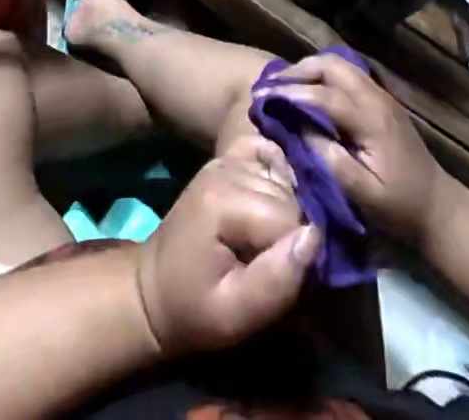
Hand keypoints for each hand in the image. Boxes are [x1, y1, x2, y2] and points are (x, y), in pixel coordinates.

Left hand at [136, 136, 319, 355]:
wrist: (154, 288)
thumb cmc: (194, 308)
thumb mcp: (235, 314)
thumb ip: (277, 279)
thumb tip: (314, 236)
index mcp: (222, 203)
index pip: (290, 220)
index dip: (293, 256)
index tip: (273, 279)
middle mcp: (224, 171)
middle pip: (290, 197)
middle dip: (291, 233)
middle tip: (267, 263)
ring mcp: (224, 161)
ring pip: (285, 180)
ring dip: (287, 210)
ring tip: (264, 241)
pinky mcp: (226, 160)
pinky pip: (268, 153)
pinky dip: (279, 172)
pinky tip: (271, 202)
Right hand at [259, 52, 449, 247]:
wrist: (439, 208)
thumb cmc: (399, 207)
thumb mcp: (364, 195)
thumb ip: (331, 162)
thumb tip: (300, 132)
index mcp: (372, 120)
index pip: (325, 95)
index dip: (291, 93)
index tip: (262, 98)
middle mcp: (377, 99)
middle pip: (332, 65)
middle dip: (298, 71)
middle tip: (270, 87)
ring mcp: (381, 96)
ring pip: (339, 65)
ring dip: (309, 70)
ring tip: (282, 86)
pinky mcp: (380, 101)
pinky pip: (346, 74)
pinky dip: (321, 76)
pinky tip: (305, 91)